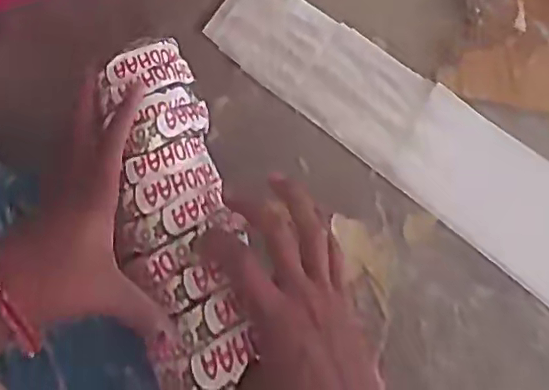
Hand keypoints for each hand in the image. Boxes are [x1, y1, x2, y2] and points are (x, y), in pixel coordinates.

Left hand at [0, 79, 172, 345]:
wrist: (7, 290)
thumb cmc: (61, 281)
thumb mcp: (107, 293)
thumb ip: (142, 309)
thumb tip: (175, 333)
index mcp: (97, 190)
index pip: (114, 140)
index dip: (126, 110)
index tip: (136, 82)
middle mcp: (76, 180)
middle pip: (82, 127)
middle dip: (90, 96)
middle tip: (94, 68)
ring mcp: (56, 188)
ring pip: (68, 139)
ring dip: (77, 114)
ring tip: (83, 95)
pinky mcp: (44, 201)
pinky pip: (60, 158)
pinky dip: (69, 141)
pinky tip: (70, 146)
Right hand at [199, 177, 383, 389]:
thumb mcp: (256, 384)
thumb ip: (233, 360)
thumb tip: (205, 353)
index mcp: (275, 315)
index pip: (240, 263)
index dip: (217, 243)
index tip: (202, 236)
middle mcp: (301, 292)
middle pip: (276, 230)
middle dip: (252, 205)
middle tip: (230, 194)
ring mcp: (328, 291)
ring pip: (313, 229)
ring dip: (294, 199)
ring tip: (277, 179)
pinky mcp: (346, 298)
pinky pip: (334, 252)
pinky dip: (322, 229)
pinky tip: (313, 218)